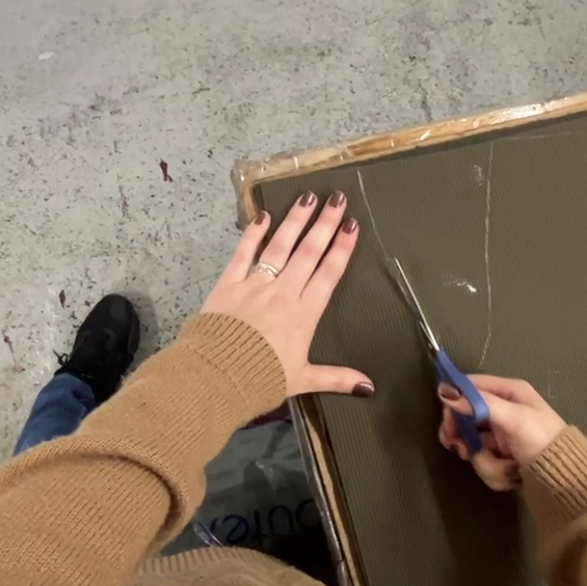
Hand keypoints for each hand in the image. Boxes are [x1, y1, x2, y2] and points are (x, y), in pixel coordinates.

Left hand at [202, 190, 372, 397]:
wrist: (217, 377)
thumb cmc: (261, 378)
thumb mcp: (302, 379)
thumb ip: (336, 378)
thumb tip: (369, 388)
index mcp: (304, 313)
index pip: (328, 273)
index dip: (342, 248)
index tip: (352, 225)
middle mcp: (283, 292)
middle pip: (308, 252)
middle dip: (324, 224)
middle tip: (336, 199)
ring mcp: (256, 285)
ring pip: (280, 246)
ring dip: (295, 220)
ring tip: (308, 197)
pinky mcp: (229, 283)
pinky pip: (243, 253)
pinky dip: (253, 234)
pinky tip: (263, 215)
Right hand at [437, 374, 567, 491]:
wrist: (566, 481)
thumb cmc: (542, 441)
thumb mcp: (514, 419)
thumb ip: (480, 405)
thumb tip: (445, 392)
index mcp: (509, 392)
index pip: (471, 386)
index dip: (455, 401)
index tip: (447, 422)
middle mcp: (503, 411)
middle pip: (466, 418)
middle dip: (466, 439)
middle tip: (462, 450)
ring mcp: (501, 436)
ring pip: (474, 446)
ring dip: (487, 461)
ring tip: (507, 467)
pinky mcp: (502, 457)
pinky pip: (484, 463)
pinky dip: (496, 472)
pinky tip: (512, 474)